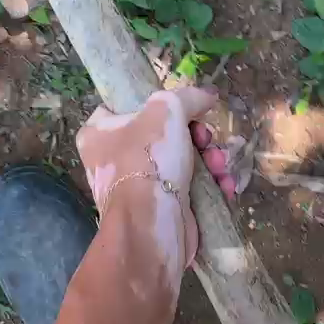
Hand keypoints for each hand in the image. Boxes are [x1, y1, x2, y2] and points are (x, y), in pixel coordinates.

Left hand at [75, 87, 237, 267]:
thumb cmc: (148, 159)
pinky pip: (190, 187)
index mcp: (99, 134)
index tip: (181, 109)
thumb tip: (207, 96)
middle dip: (196, 136)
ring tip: (219, 165)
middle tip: (205, 139)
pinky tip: (225, 185)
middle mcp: (114, 160)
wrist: (152, 227)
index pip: (126, 107)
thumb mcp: (168, 110)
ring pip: (182, 160)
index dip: (157, 105)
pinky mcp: (163, 209)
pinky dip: (210, 184)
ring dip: (209, 159)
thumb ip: (188, 96)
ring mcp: (139, 187)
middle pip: (164, 133)